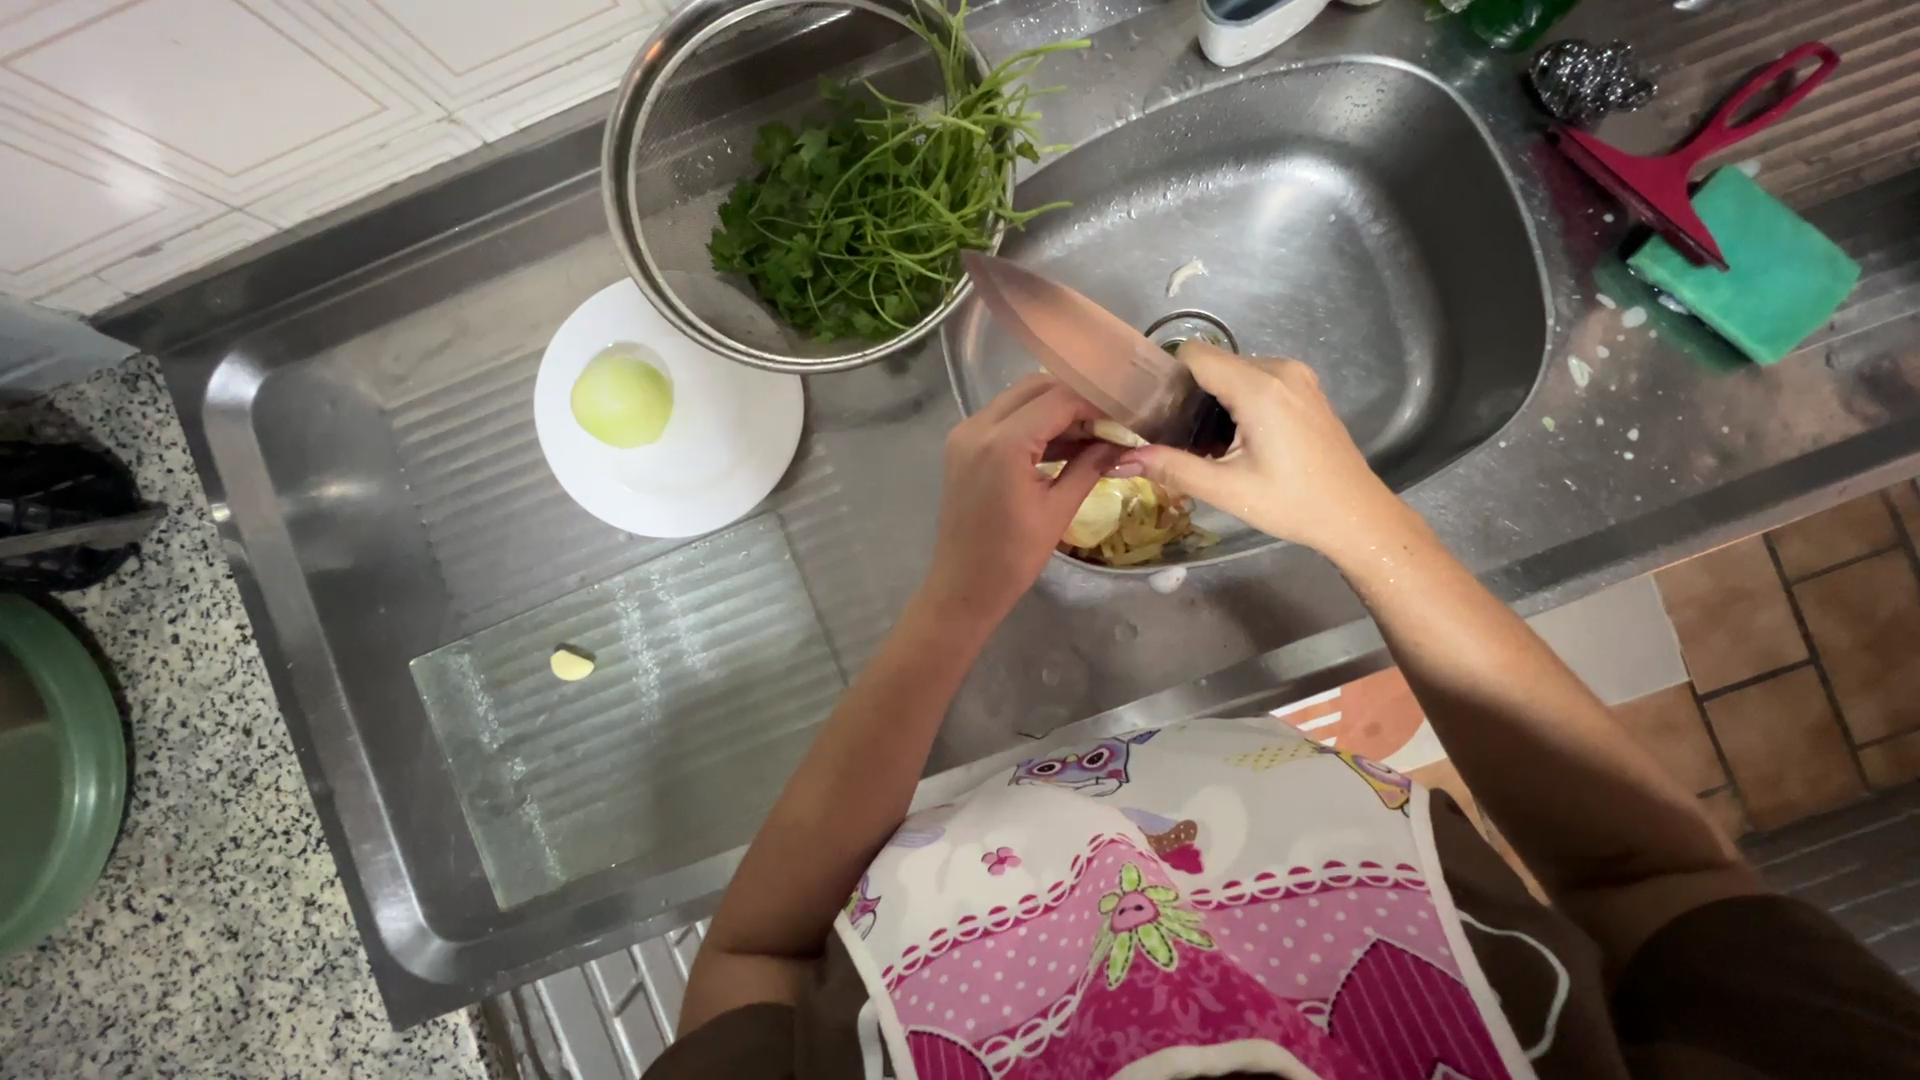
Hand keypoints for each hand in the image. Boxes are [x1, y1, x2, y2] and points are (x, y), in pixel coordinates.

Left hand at [922, 376, 1124, 624]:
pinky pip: (1003, 419)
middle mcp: (978, 427)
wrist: (963, 586)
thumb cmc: (1013, 557)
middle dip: (1075, 398)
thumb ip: (1090, 467)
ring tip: (1093, 432)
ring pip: (1018, 399)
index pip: (1059, 400)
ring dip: (1054, 409)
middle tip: (1110, 419)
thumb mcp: (1058, 510)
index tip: (1126, 413)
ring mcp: (965, 434)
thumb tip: (1122, 445)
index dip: (1095, 403)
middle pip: (1035, 387)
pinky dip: (1033, 424)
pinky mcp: (962, 446)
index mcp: (1003, 443)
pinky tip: (1064, 443)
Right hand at [1116, 342, 1409, 561]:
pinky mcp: (1306, 388)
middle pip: (1214, 363)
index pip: (1195, 355)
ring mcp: (1297, 376)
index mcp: (1259, 387)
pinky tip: (1237, 440)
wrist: (1356, 516)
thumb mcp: (1226, 490)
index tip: (1152, 410)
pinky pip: (1257, 380)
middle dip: (1189, 394)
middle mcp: (1279, 369)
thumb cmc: (1292, 503)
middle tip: (1176, 437)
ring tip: (1206, 444)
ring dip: (1214, 399)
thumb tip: (1121, 461)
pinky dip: (1238, 401)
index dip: (1167, 377)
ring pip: (1235, 372)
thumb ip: (1171, 468)